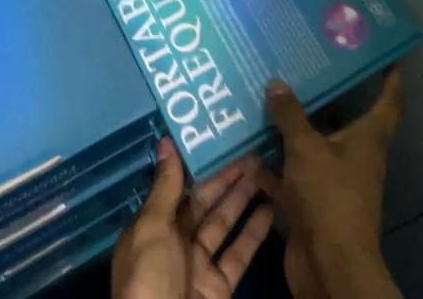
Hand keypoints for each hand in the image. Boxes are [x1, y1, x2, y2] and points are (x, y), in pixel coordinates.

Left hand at [112, 139, 274, 298]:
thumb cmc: (150, 278)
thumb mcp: (151, 228)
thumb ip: (165, 187)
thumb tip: (166, 141)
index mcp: (152, 227)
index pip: (178, 188)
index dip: (199, 165)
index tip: (221, 138)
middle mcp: (174, 242)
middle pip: (203, 203)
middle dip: (226, 178)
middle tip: (253, 150)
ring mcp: (198, 266)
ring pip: (224, 224)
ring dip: (243, 198)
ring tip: (266, 170)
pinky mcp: (219, 287)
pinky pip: (238, 254)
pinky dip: (254, 232)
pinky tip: (271, 209)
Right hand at [266, 66, 405, 298]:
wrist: (329, 264)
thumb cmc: (329, 197)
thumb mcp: (307, 148)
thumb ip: (291, 115)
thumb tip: (277, 83)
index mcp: (368, 138)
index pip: (388, 99)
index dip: (390, 75)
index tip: (384, 50)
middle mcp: (355, 155)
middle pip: (341, 117)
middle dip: (322, 94)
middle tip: (299, 63)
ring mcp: (333, 179)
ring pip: (310, 144)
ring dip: (289, 127)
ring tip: (264, 95)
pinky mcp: (311, 201)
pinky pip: (290, 171)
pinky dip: (271, 161)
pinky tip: (246, 144)